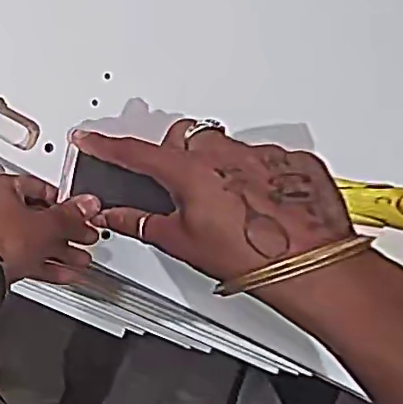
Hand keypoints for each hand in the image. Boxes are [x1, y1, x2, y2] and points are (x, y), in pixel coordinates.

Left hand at [0, 174, 100, 283]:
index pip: (38, 186)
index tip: (78, 210)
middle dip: (63, 230)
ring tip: (79, 258)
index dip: (63, 200)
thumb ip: (70, 216)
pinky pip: (22, 257)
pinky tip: (64, 273)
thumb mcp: (46, 224)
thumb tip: (85, 206)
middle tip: (82, 235)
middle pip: (34, 216)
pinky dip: (43, 264)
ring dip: (57, 250)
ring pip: (29, 240)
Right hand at [74, 121, 355, 283]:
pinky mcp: (293, 162)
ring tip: (224, 201)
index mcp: (190, 172)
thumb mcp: (181, 241)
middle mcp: (225, 154)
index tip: (90, 137)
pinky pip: (263, 157)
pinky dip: (254, 174)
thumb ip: (140, 222)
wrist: (312, 266)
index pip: (135, 152)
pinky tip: (256, 202)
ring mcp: (261, 155)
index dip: (106, 145)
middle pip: (183, 137)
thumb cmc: (250, 257)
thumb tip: (116, 216)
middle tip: (176, 184)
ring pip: (224, 145)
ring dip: (215, 164)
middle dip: (173, 154)